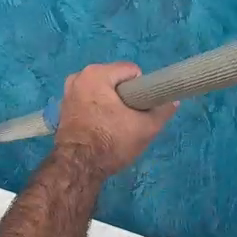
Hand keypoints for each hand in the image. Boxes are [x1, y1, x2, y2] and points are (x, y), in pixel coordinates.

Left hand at [53, 62, 177, 177]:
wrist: (79, 166)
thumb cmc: (112, 142)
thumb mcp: (145, 128)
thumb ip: (162, 111)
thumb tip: (173, 101)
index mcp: (97, 74)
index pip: (130, 70)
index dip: (142, 88)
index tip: (142, 107)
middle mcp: (79, 76)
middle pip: (115, 80)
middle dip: (125, 95)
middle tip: (130, 118)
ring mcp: (68, 91)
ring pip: (102, 91)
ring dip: (111, 103)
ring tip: (116, 124)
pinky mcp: (64, 106)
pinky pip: (89, 100)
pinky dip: (97, 109)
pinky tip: (101, 127)